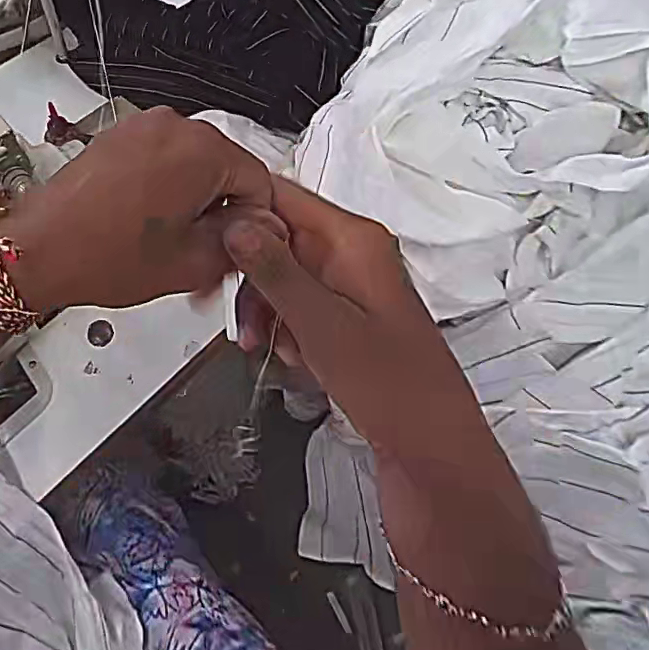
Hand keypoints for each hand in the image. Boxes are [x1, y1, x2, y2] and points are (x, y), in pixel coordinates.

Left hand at [0, 107, 277, 312]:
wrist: (37, 248)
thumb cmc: (98, 253)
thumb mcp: (193, 262)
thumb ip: (243, 241)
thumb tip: (260, 227)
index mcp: (200, 150)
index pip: (260, 182)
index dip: (254, 223)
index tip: (238, 245)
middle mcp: (173, 126)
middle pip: (227, 170)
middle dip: (221, 213)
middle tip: (205, 253)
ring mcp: (143, 128)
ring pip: (195, 165)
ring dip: (194, 202)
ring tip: (171, 243)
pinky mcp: (122, 137)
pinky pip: (163, 159)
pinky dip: (166, 189)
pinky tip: (149, 224)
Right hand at [224, 179, 477, 453]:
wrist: (433, 452)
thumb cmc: (399, 391)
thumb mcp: (323, 325)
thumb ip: (275, 271)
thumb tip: (237, 226)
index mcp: (355, 241)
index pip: (283, 196)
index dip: (243, 216)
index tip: (214, 245)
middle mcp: (352, 255)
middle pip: (277, 239)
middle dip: (252, 278)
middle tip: (242, 315)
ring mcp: (349, 285)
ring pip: (282, 275)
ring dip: (265, 308)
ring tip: (265, 344)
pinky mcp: (345, 315)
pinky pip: (297, 304)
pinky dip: (284, 327)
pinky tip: (292, 355)